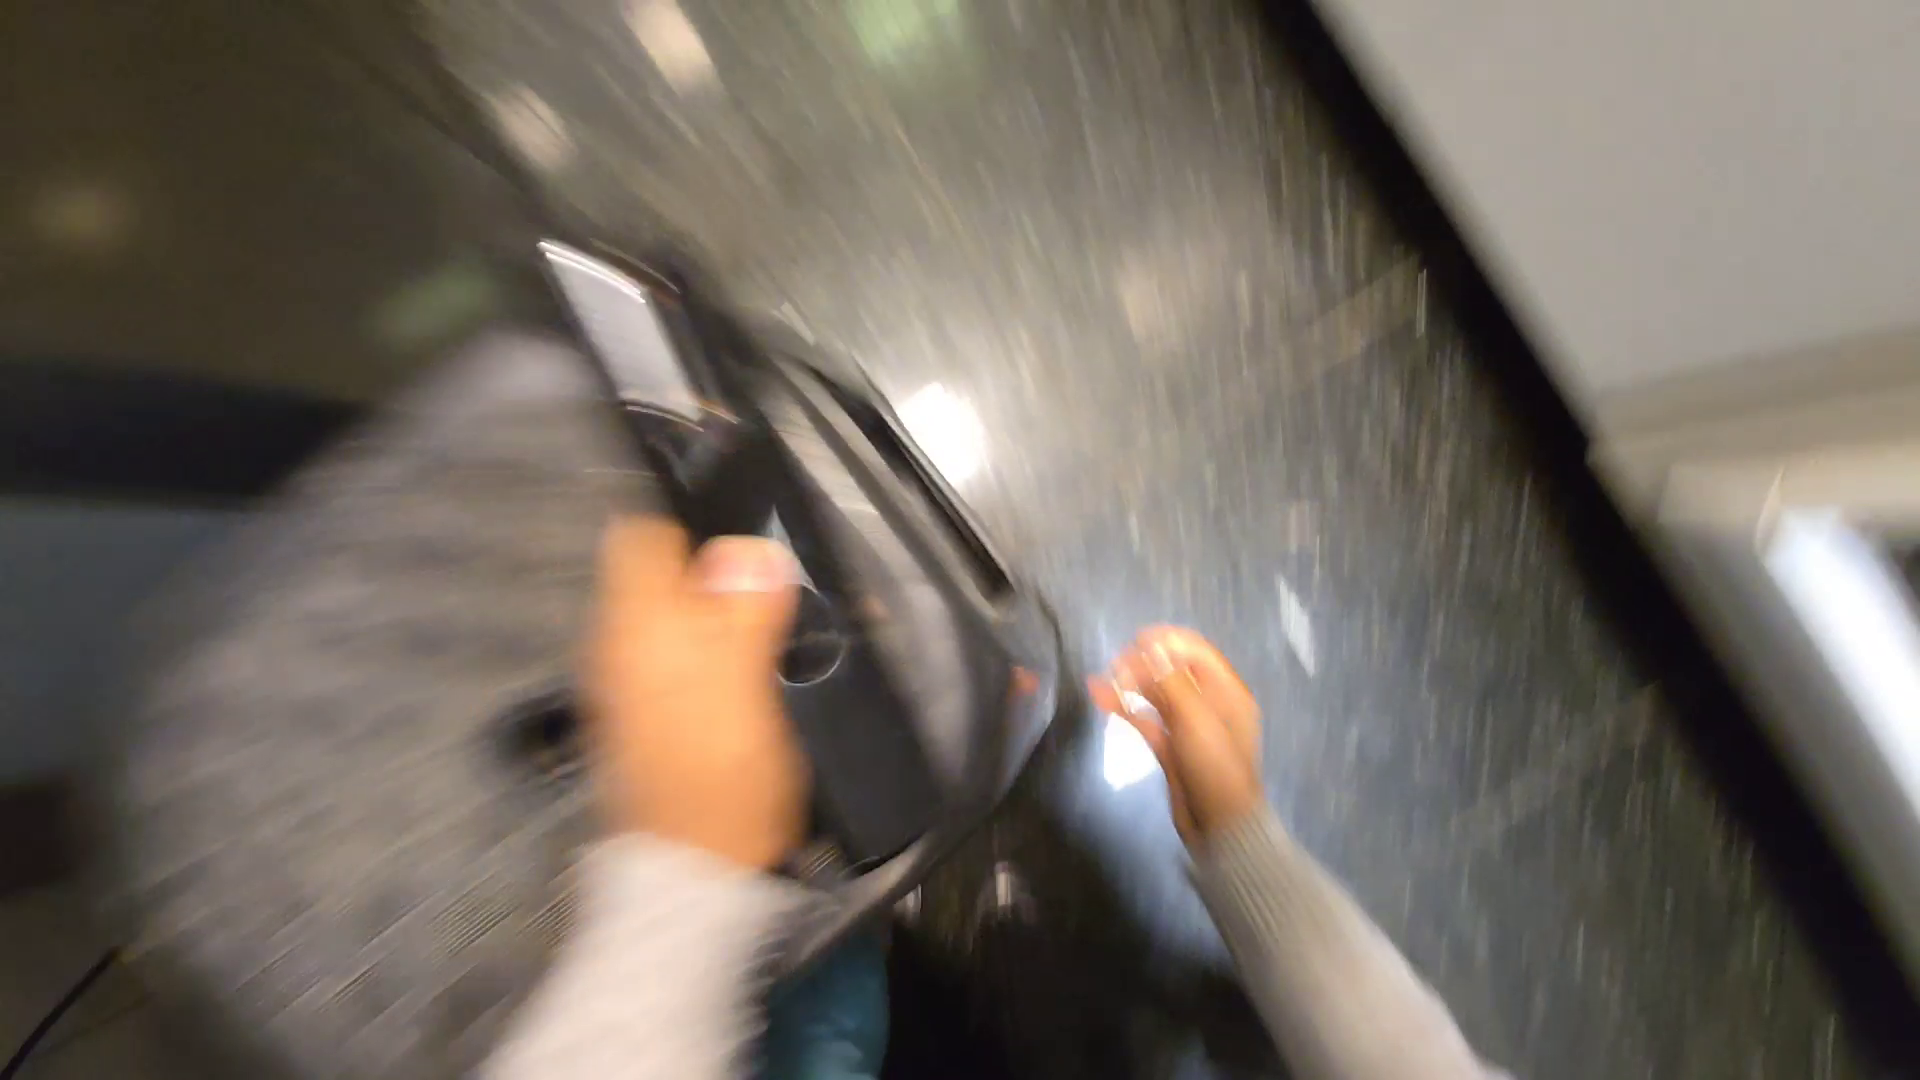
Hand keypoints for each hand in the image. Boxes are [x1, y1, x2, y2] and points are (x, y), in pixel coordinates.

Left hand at [583, 516, 805, 868]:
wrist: (695, 867)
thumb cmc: (722, 774)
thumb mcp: (745, 685)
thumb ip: (745, 612)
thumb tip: (749, 551)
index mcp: (638, 627)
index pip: (640, 538)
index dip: (693, 534)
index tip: (743, 558)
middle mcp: (619, 645)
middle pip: (663, 578)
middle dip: (718, 580)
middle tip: (771, 606)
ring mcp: (627, 680)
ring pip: (676, 617)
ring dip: (722, 618)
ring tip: (767, 643)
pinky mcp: (646, 711)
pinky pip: (679, 656)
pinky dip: (711, 653)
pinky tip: (745, 679)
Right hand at [1088, 626, 1263, 845]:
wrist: (1218, 826)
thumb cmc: (1214, 765)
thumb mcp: (1196, 718)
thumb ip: (1171, 679)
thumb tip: (1150, 644)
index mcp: (1226, 691)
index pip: (1196, 652)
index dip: (1167, 641)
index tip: (1135, 639)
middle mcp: (1208, 702)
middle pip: (1173, 670)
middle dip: (1144, 662)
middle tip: (1115, 661)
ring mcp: (1187, 724)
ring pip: (1156, 693)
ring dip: (1131, 682)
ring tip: (1104, 675)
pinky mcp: (1169, 744)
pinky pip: (1145, 717)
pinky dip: (1124, 706)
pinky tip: (1100, 695)